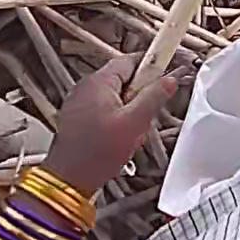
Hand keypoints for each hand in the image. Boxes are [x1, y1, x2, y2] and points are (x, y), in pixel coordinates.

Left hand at [41, 55, 179, 195]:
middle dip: (139, 94)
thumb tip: (169, 80)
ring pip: (115, 95)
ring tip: (132, 129)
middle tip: (146, 113)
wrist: (69, 179)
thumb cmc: (97, 152)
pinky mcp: (78, 117)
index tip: (165, 72)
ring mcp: (79, 102)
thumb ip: (153, 98)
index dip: (149, 66)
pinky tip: (119, 137)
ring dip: (129, 108)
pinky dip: (116, 118)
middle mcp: (86, 87)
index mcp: (99, 82)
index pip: (129, 60)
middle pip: (123, 78)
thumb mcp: (134, 123)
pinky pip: (104, 109)